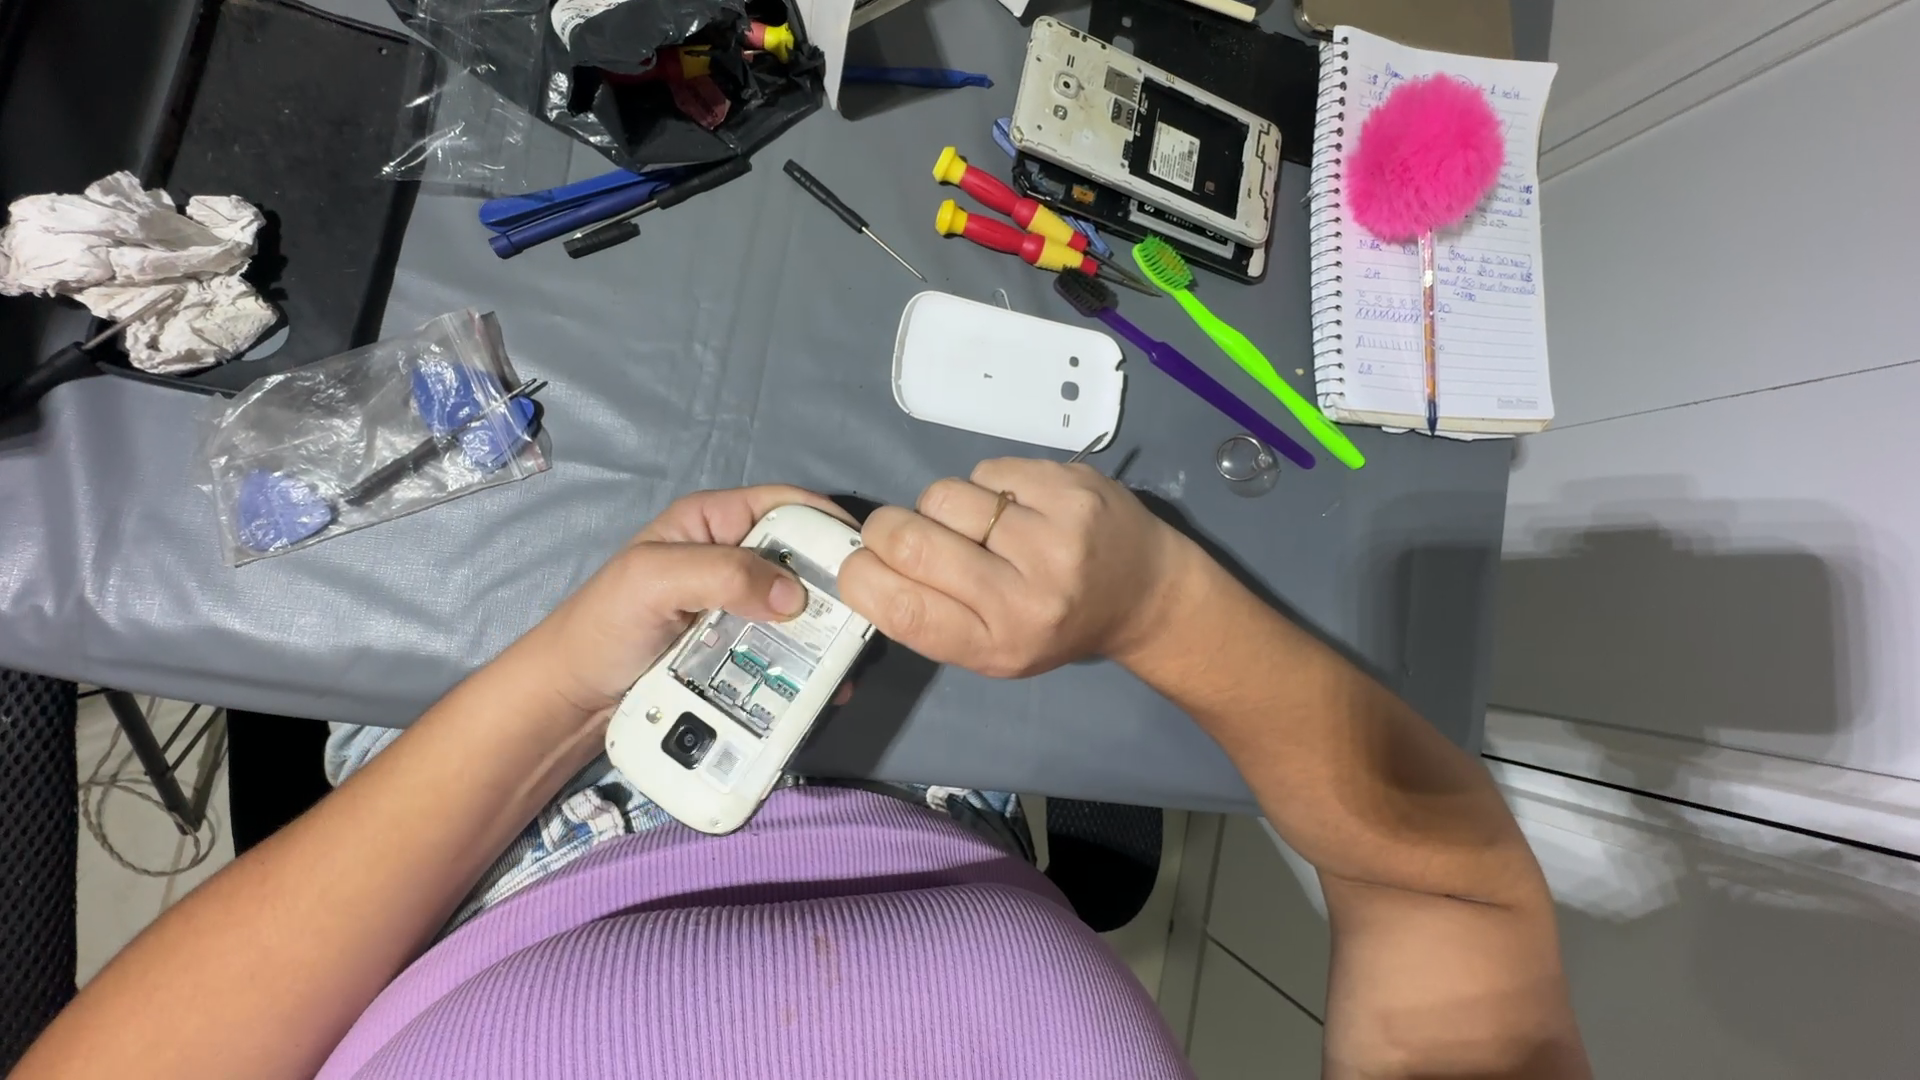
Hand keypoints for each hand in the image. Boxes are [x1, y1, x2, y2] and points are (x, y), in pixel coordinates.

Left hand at [528, 485, 857, 720]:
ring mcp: (738, 603)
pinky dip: (809, 658)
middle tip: (865, 612)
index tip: (865, 552)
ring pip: (800, 604)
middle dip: (835, 582)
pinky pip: (786, 642)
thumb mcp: (654, 582)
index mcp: (712, 522)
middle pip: (801, 557)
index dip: (826, 521)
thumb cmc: (605, 625)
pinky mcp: (740, 642)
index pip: (784, 504)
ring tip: (851, 656)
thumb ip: (721, 574)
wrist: (573, 697)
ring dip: (827, 627)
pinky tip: (825, 680)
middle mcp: (732, 557)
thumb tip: (795, 596)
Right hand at [840, 457, 1191, 677]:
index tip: (865, 565)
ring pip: (943, 496)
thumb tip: (865, 563)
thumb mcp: (993, 649)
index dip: (862, 576)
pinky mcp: (1071, 488)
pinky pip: (986, 471)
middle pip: (910, 539)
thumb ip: (933, 615)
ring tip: (973, 523)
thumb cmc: (1057, 626)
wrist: (1144, 592)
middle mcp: (1027, 596)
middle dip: (887, 529)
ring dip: (941, 506)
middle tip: (903, 532)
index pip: (899, 606)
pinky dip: (985, 485)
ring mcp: (1054, 536)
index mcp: (997, 645)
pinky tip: (1012, 505)